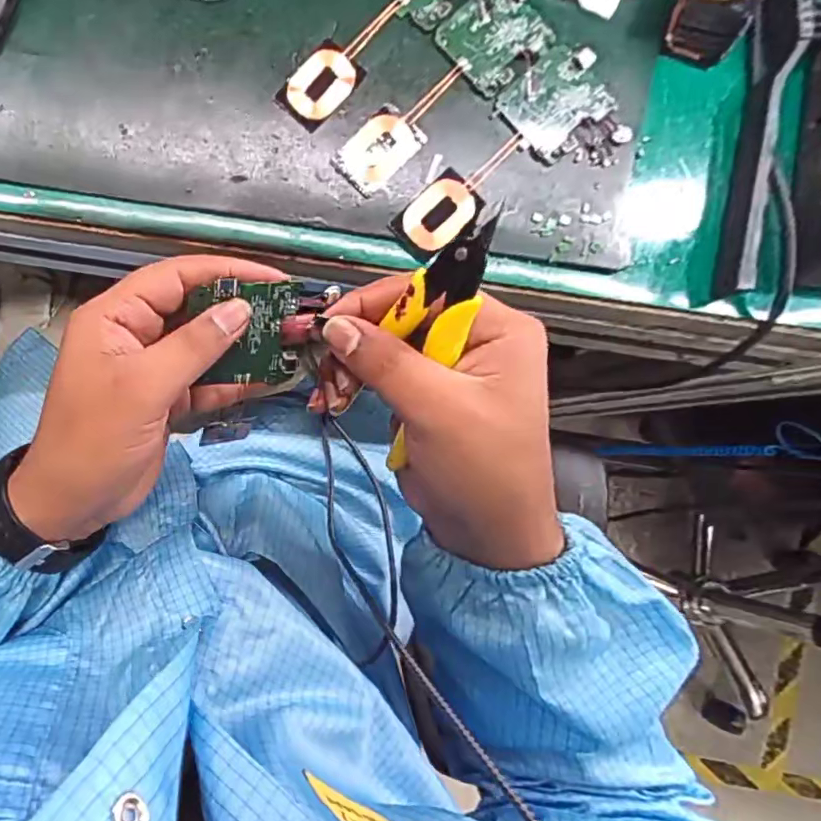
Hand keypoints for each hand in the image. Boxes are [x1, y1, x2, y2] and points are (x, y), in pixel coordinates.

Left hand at [7, 256, 287, 542]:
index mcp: (112, 319)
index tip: (273, 280)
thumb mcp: (143, 387)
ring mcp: (148, 370)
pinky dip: (232, 382)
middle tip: (289, 314)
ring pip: (202, 347)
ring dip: (241, 347)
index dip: (224, 273)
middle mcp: (130, 337)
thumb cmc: (93, 440)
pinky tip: (268, 377)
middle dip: (239, 311)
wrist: (71, 501)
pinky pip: (202, 382)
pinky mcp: (162, 401)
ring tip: (288, 343)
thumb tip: (240, 308)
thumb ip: (194, 345)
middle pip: (192, 309)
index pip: (173, 277)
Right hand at [303, 275, 563, 570]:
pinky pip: (375, 372)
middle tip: (325, 369)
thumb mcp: (435, 408)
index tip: (330, 324)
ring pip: (379, 344)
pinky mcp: (419, 393)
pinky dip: (350, 383)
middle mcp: (469, 339)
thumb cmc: (482, 468)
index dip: (375, 303)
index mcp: (495, 329)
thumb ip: (385, 361)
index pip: (427, 291)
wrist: (485, 530)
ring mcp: (442, 367)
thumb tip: (335, 325)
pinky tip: (334, 400)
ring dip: (347, 365)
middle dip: (355, 341)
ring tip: (330, 394)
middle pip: (397, 316)